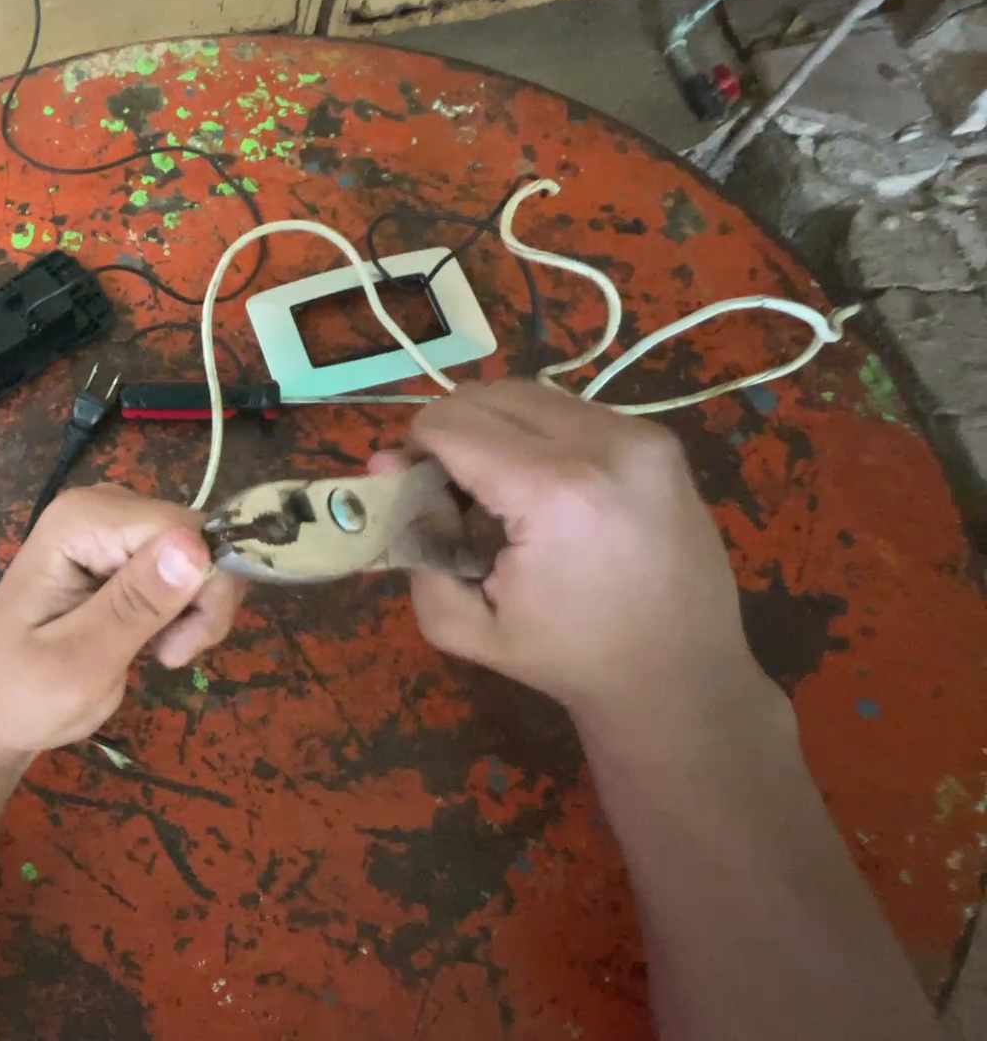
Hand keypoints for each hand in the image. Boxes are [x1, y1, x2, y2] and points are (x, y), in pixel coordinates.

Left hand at [0, 484, 245, 766]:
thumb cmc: (21, 695)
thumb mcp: (80, 661)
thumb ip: (136, 604)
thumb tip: (195, 544)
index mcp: (78, 521)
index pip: (183, 527)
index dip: (200, 585)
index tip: (176, 647)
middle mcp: (96, 509)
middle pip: (195, 536)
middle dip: (199, 600)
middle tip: (168, 654)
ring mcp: (109, 528)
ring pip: (197, 554)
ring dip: (194, 609)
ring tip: (157, 651)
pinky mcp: (120, 552)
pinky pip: (183, 568)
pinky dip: (183, 609)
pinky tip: (154, 640)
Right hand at [378, 381, 765, 725]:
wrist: (681, 673)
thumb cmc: (563, 655)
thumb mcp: (459, 624)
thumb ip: (411, 540)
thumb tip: (384, 466)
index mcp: (552, 492)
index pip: (448, 423)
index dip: (412, 449)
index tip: (413, 489)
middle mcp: (602, 444)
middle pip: (482, 395)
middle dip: (445, 433)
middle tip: (445, 488)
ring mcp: (637, 434)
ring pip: (521, 392)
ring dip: (487, 428)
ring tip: (490, 486)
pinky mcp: (656, 439)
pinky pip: (562, 408)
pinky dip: (527, 432)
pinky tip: (532, 483)